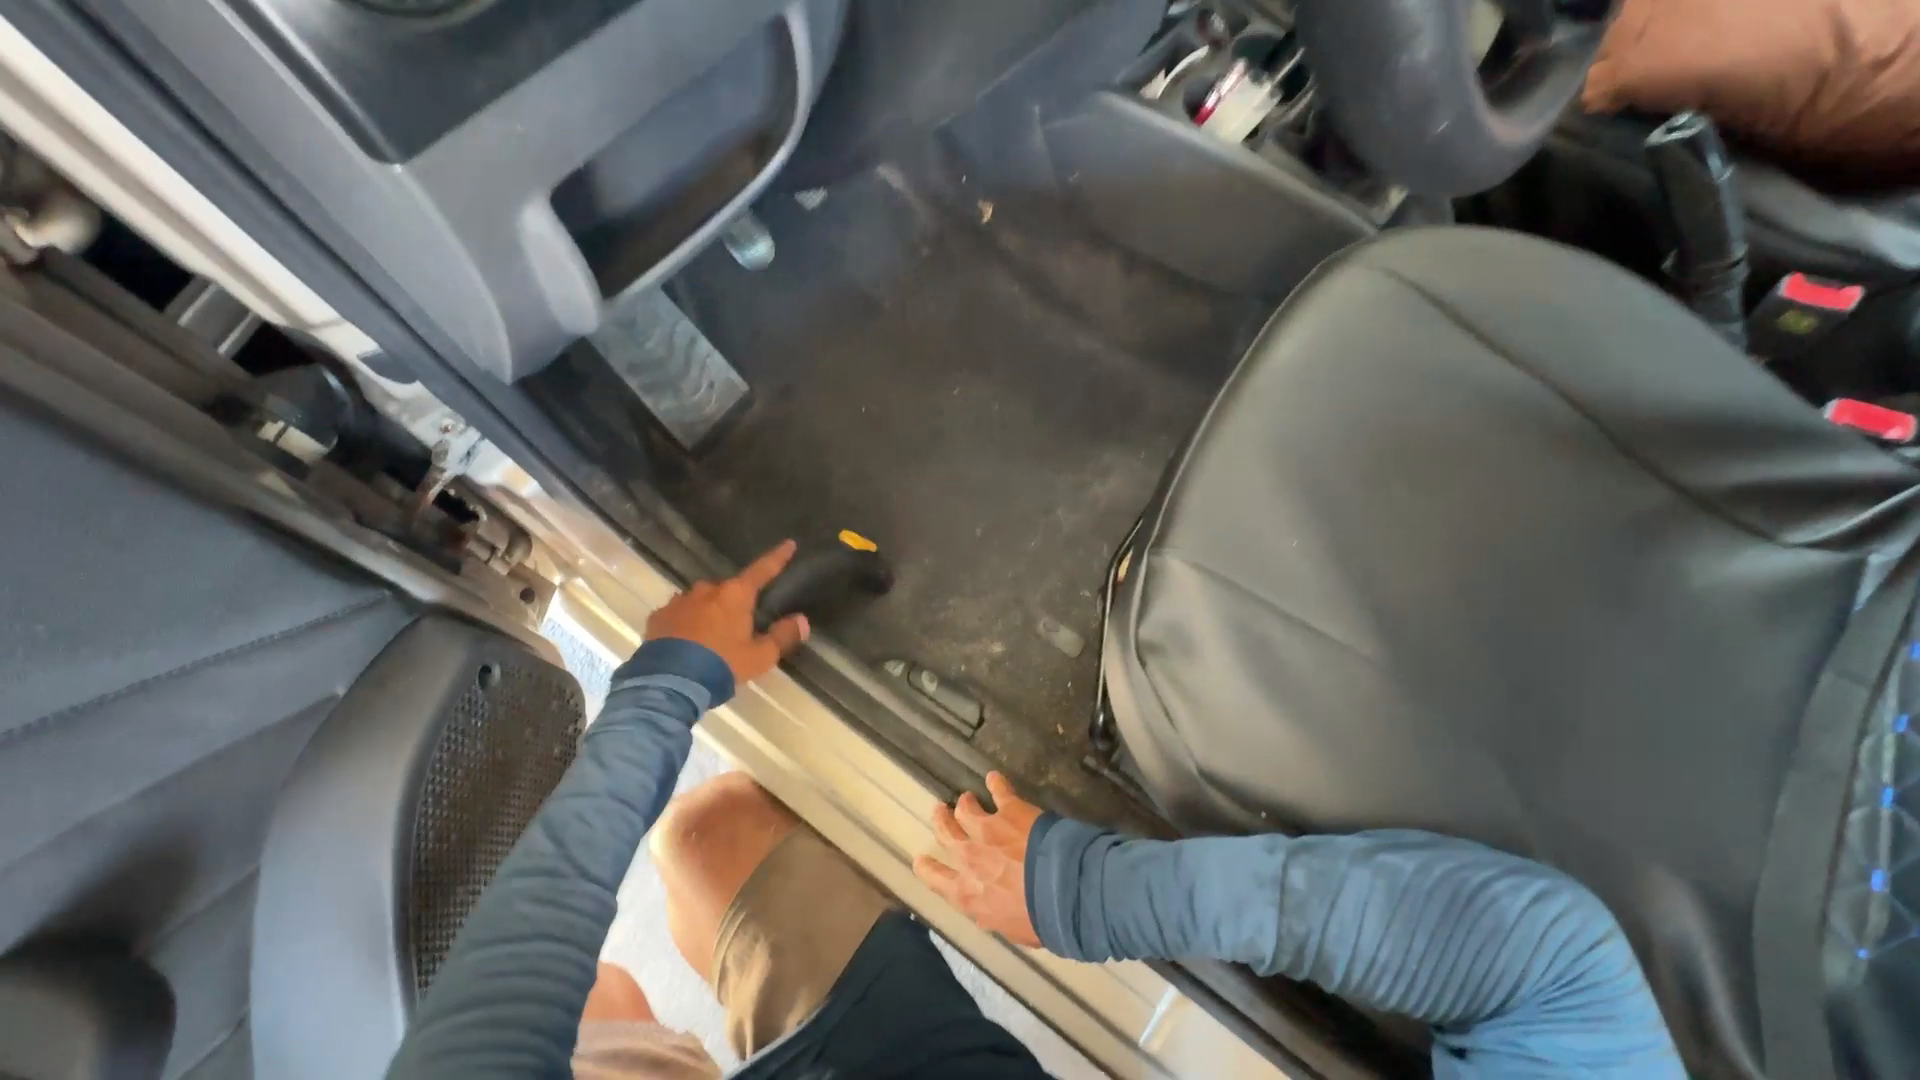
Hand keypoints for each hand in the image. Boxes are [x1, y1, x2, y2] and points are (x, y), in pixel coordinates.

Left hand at [645, 540, 809, 683]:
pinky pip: (679, 615)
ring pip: (702, 601)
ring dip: (709, 613)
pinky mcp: (658, 617)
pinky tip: (686, 644)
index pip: (762, 570)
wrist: (669, 683)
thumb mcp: (760, 657)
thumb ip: (783, 636)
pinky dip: (686, 624)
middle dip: (735, 603)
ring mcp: (679, 601)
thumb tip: (802, 620)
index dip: (777, 558)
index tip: (789, 544)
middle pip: (729, 590)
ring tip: (710, 640)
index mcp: (736, 595)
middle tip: (739, 628)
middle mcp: (707, 590)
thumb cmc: (722, 666)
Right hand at [914, 772, 1043, 947]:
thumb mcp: (1010, 929)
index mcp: (967, 893)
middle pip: (946, 833)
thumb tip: (993, 906)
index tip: (921, 859)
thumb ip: (995, 913)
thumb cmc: (1040, 920)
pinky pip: (999, 791)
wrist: (1063, 890)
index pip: (936, 878)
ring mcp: (988, 830)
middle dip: (942, 822)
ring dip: (966, 803)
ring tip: (967, 798)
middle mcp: (970, 858)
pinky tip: (994, 777)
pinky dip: (996, 783)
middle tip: (940, 812)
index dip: (927, 867)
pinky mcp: (1010, 810)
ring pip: (966, 809)